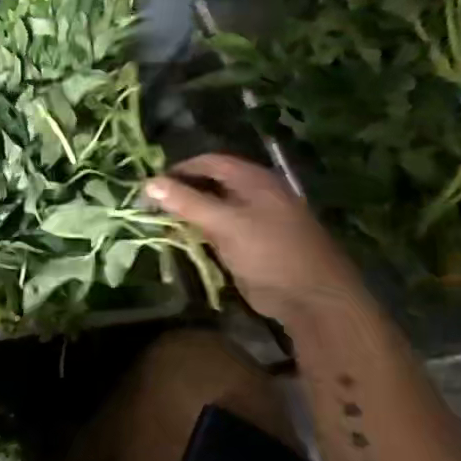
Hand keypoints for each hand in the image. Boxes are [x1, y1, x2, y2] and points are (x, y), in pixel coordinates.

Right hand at [145, 154, 365, 321]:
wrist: (311, 298)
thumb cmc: (270, 253)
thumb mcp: (225, 224)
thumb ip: (186, 202)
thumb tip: (148, 183)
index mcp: (255, 180)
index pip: (210, 162)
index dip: (180, 169)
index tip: (151, 184)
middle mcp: (256, 194)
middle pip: (211, 183)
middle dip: (181, 191)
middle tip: (152, 205)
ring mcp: (256, 219)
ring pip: (215, 207)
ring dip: (189, 213)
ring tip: (161, 222)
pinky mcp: (253, 243)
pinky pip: (221, 229)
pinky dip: (200, 231)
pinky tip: (183, 239)